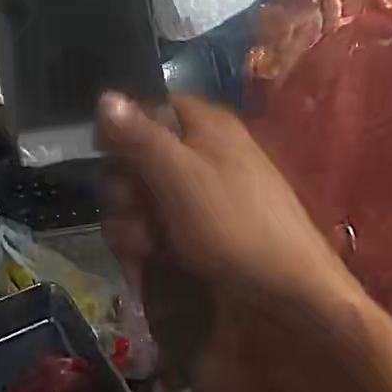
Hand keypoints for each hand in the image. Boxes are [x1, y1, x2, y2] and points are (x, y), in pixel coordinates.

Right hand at [96, 92, 357, 316]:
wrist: (288, 295)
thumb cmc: (232, 224)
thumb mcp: (179, 175)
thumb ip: (140, 137)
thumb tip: (106, 96)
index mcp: (208, 126)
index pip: (154, 107)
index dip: (124, 127)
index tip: (102, 153)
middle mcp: (207, 154)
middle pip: (144, 156)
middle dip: (125, 185)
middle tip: (131, 207)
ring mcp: (207, 196)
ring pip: (148, 196)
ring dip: (133, 221)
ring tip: (144, 245)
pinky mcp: (205, 232)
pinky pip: (164, 226)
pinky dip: (151, 241)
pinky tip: (150, 259)